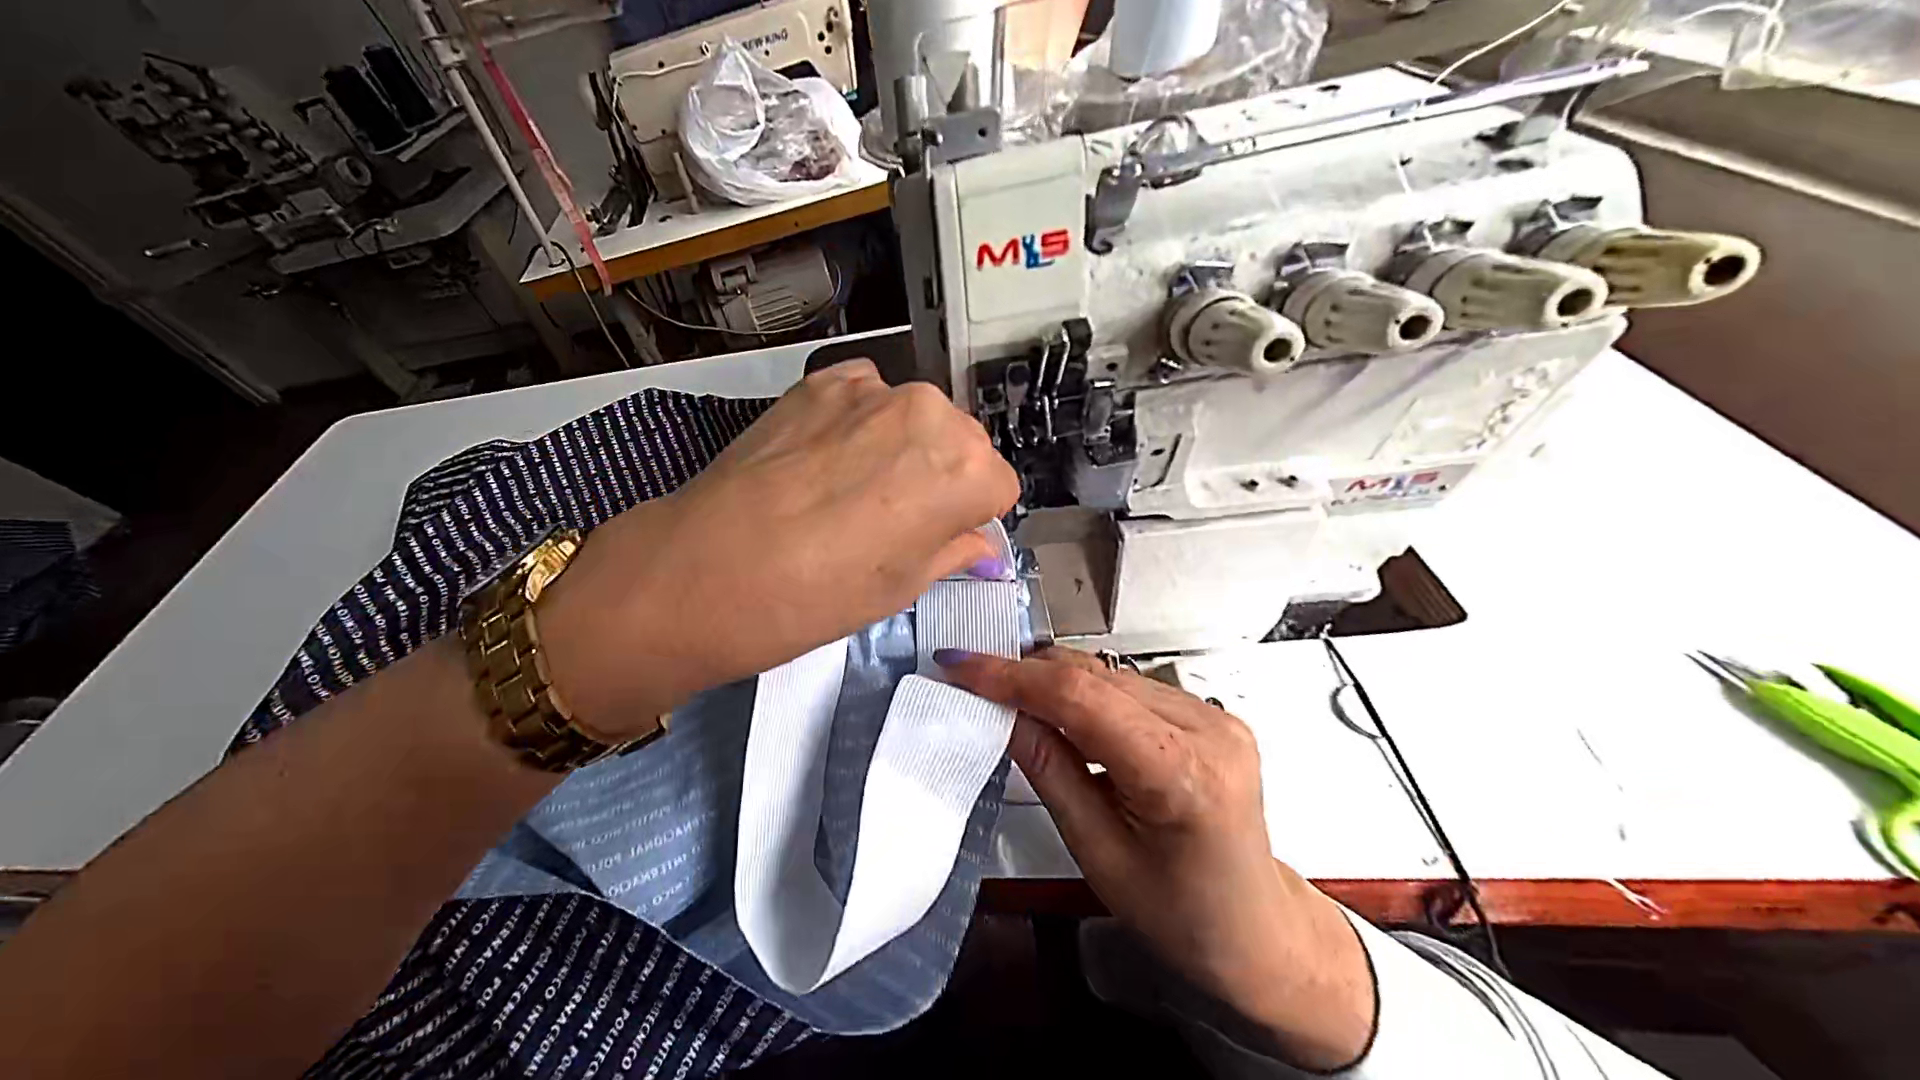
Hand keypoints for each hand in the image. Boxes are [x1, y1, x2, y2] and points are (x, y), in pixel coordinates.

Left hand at [539, 359, 1018, 737]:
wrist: (705, 569)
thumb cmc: (817, 595)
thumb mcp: (902, 587)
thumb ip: (953, 550)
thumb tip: (976, 541)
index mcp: (965, 468)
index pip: (998, 487)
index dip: (972, 516)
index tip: (941, 536)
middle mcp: (930, 412)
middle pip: (961, 443)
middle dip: (942, 476)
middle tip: (894, 518)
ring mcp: (872, 388)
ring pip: (914, 418)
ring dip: (900, 446)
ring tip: (851, 490)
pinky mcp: (821, 380)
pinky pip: (865, 397)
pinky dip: (860, 422)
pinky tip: (826, 459)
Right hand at [940, 647, 1376, 1069]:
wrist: (1259, 930)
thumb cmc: (1183, 916)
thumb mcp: (1099, 855)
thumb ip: (1050, 772)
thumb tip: (1001, 715)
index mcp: (1181, 772)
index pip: (1080, 697)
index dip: (1012, 676)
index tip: (961, 666)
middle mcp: (1207, 726)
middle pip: (1095, 674)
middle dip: (1027, 673)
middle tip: (973, 681)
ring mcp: (1214, 714)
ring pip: (1111, 673)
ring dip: (1054, 680)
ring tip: (1009, 698)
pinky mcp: (1210, 713)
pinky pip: (1132, 686)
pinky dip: (1087, 692)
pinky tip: (1060, 713)